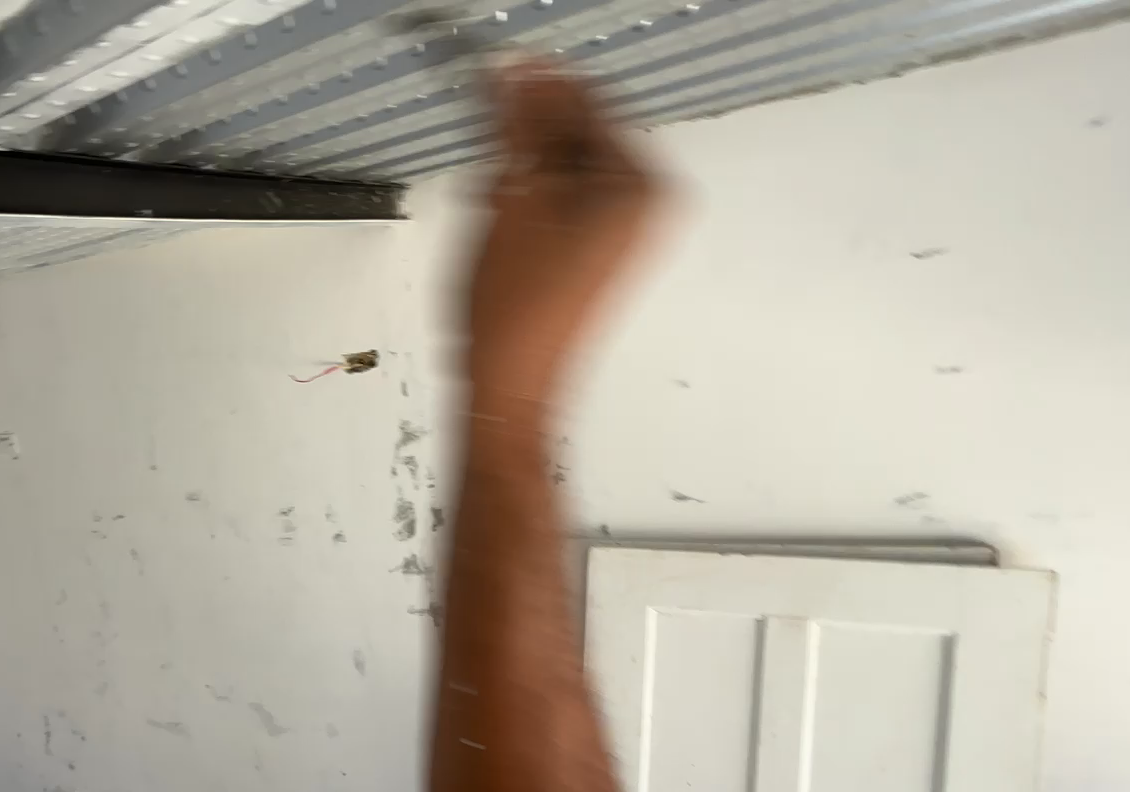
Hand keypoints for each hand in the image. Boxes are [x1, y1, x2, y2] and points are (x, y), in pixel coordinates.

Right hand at [466, 58, 661, 401]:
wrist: (509, 385)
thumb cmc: (514, 312)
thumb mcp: (512, 203)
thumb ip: (517, 129)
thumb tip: (513, 71)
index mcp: (642, 187)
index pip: (588, 103)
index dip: (535, 84)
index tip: (495, 68)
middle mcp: (644, 207)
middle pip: (576, 138)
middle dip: (522, 147)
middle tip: (486, 166)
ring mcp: (621, 234)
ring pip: (560, 174)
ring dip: (518, 179)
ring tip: (490, 213)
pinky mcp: (594, 255)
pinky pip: (559, 206)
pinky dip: (526, 206)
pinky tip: (500, 231)